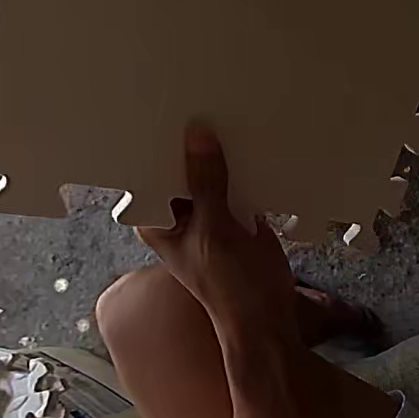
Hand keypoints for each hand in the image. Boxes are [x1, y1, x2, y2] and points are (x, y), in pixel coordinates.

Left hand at [137, 125, 300, 353]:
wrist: (268, 313)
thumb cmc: (229, 283)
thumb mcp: (214, 230)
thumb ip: (207, 183)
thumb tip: (197, 136)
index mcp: (158, 219)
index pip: (150, 173)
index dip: (157, 146)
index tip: (165, 113)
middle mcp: (183, 213)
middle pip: (184, 171)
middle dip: (195, 147)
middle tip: (203, 104)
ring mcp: (213, 214)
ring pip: (215, 176)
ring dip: (224, 157)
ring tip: (230, 117)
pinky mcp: (241, 216)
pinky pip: (241, 185)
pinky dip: (247, 172)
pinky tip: (255, 146)